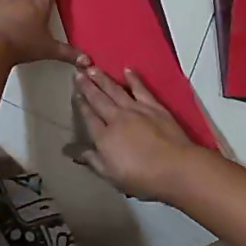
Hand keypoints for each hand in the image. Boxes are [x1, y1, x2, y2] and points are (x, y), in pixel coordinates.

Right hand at [74, 67, 203, 201]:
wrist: (174, 167)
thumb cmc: (141, 177)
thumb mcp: (110, 175)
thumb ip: (92, 160)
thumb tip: (71, 150)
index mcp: (104, 137)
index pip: (88, 117)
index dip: (81, 105)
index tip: (75, 94)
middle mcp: (117, 118)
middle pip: (99, 99)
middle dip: (87, 86)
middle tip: (78, 73)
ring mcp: (136, 110)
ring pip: (116, 90)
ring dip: (103, 79)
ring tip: (93, 68)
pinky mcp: (154, 107)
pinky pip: (140, 89)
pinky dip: (133, 79)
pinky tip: (127, 70)